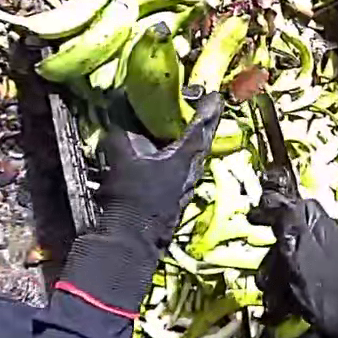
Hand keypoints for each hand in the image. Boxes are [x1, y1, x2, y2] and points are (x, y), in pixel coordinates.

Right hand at [95, 92, 222, 243]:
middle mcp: (192, 170)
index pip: (202, 127)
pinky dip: (179, 155)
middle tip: (206, 106)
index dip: (208, 109)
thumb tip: (122, 124)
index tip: (215, 96)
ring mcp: (186, 186)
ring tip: (187, 126)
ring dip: (192, 140)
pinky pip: (183, 168)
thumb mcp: (122, 159)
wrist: (129, 241)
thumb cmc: (132, 198)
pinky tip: (168, 153)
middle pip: (203, 141)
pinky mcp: (176, 197)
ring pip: (194, 156)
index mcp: (186, 157)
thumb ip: (123, 137)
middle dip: (205, 123)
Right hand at [254, 189, 337, 337]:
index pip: (289, 205)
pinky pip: (296, 277)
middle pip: (284, 236)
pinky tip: (284, 307)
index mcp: (316, 221)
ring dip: (277, 279)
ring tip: (276, 299)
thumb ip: (287, 223)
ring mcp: (323, 256)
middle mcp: (321, 234)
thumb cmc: (325, 286)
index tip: (252, 220)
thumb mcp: (300, 251)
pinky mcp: (323, 277)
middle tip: (268, 279)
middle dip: (272, 259)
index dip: (269, 211)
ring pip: (287, 259)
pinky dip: (287, 290)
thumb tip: (272, 197)